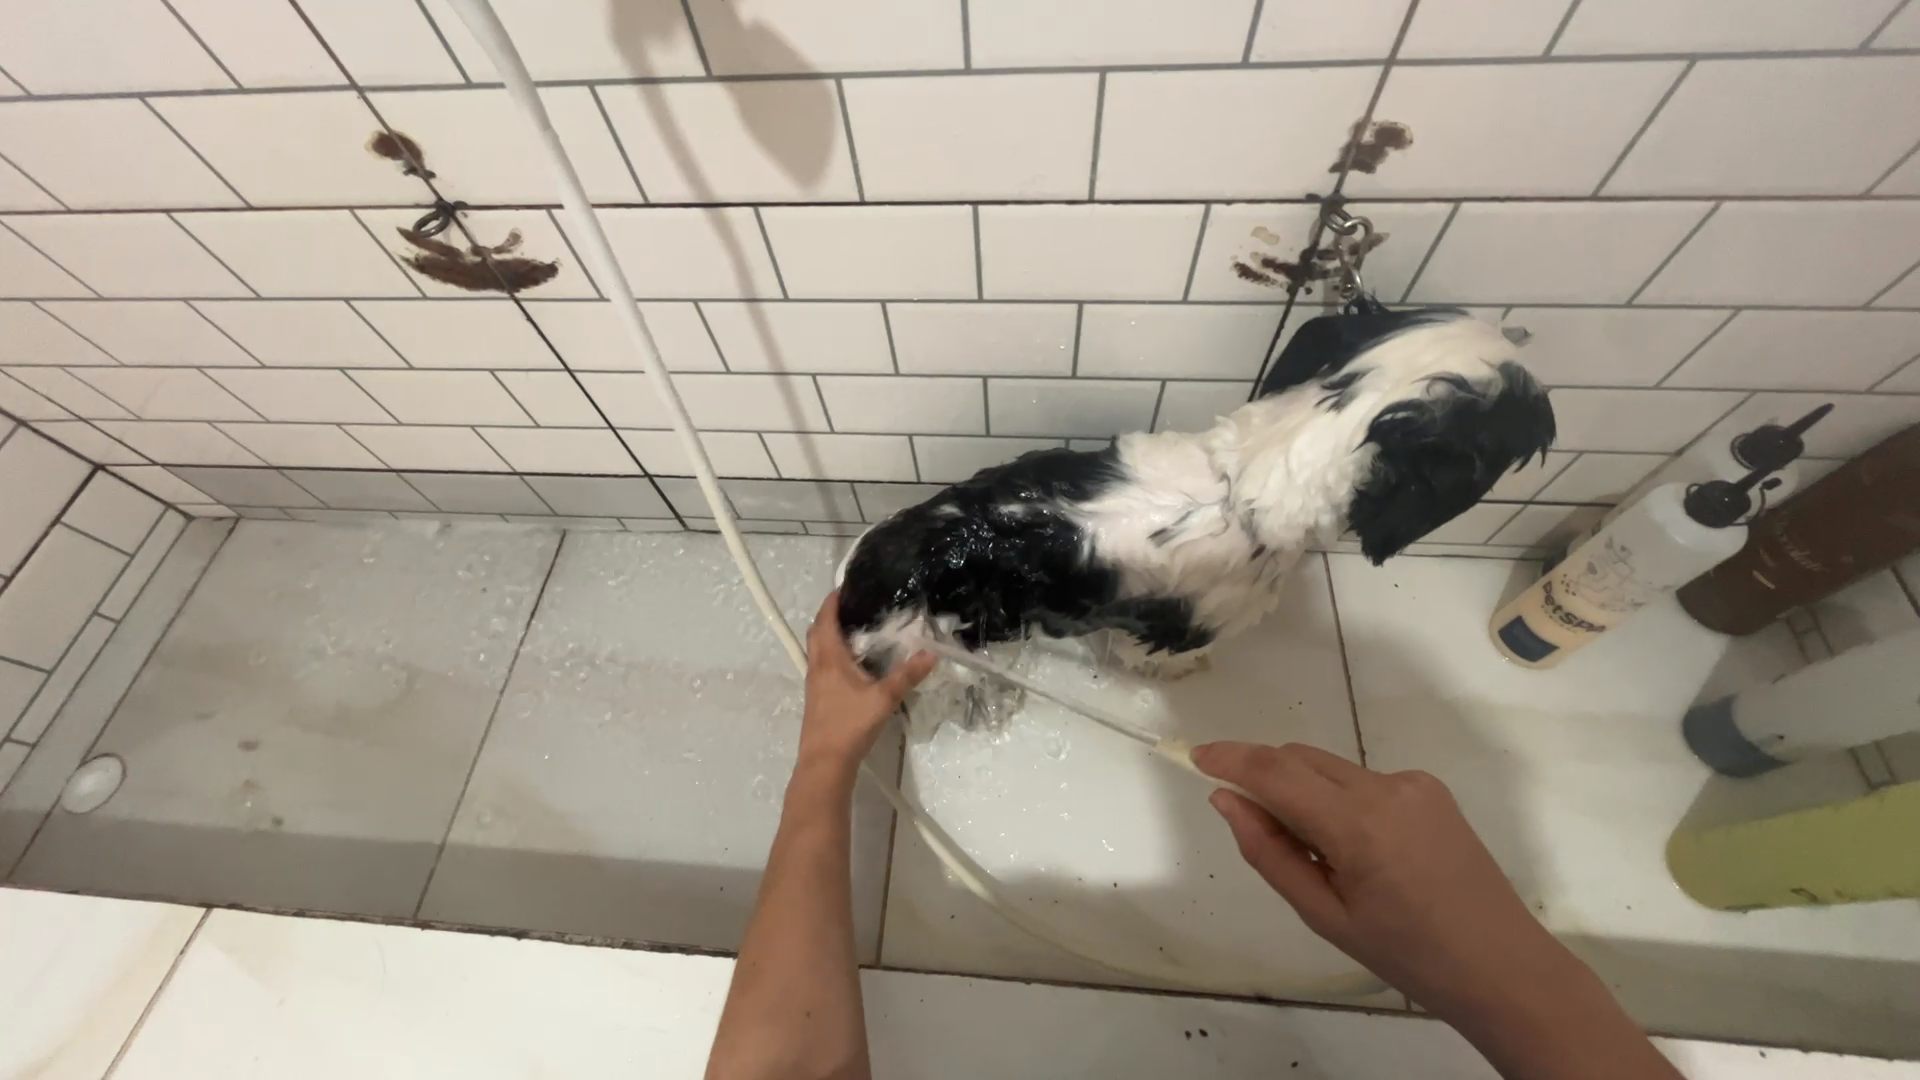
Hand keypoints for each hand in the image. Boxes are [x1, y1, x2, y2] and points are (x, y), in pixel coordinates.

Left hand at [797, 592, 933, 776]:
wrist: (824, 762)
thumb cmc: (849, 724)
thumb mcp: (884, 698)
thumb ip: (908, 674)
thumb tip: (932, 652)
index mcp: (829, 658)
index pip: (825, 618)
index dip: (833, 600)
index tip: (846, 586)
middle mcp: (817, 665)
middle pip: (817, 631)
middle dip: (831, 615)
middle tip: (854, 606)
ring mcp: (814, 682)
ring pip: (817, 649)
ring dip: (830, 635)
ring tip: (856, 629)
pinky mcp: (817, 697)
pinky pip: (821, 664)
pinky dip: (833, 654)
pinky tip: (853, 663)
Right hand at [1192, 742, 1580, 1022]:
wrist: (1507, 969)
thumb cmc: (1407, 955)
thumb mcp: (1323, 914)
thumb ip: (1267, 850)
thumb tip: (1227, 799)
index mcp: (1357, 826)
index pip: (1274, 771)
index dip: (1229, 758)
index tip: (1196, 756)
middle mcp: (1384, 789)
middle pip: (1297, 758)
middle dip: (1263, 775)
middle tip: (1253, 820)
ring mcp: (1411, 783)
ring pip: (1326, 766)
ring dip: (1301, 788)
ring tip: (1320, 849)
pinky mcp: (1428, 786)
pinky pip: (1358, 778)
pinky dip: (1337, 796)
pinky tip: (1361, 846)